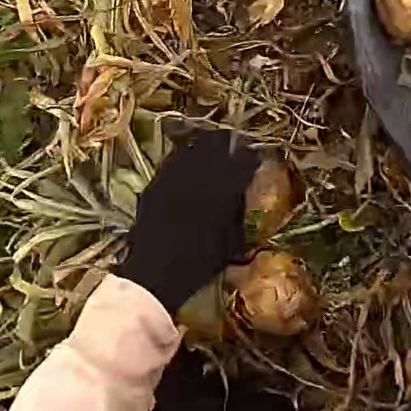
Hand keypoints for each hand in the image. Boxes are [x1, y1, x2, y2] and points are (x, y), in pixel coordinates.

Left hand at [117, 129, 259, 311]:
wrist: (157, 270)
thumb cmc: (201, 261)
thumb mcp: (232, 239)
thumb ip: (238, 210)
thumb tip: (241, 194)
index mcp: (227, 183)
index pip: (246, 157)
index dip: (251, 157)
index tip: (253, 160)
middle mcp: (203, 169)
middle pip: (219, 140)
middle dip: (229, 143)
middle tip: (233, 149)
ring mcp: (177, 171)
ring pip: (195, 144)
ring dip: (205, 146)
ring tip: (210, 153)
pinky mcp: (157, 178)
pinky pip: (174, 158)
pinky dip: (183, 158)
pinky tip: (186, 167)